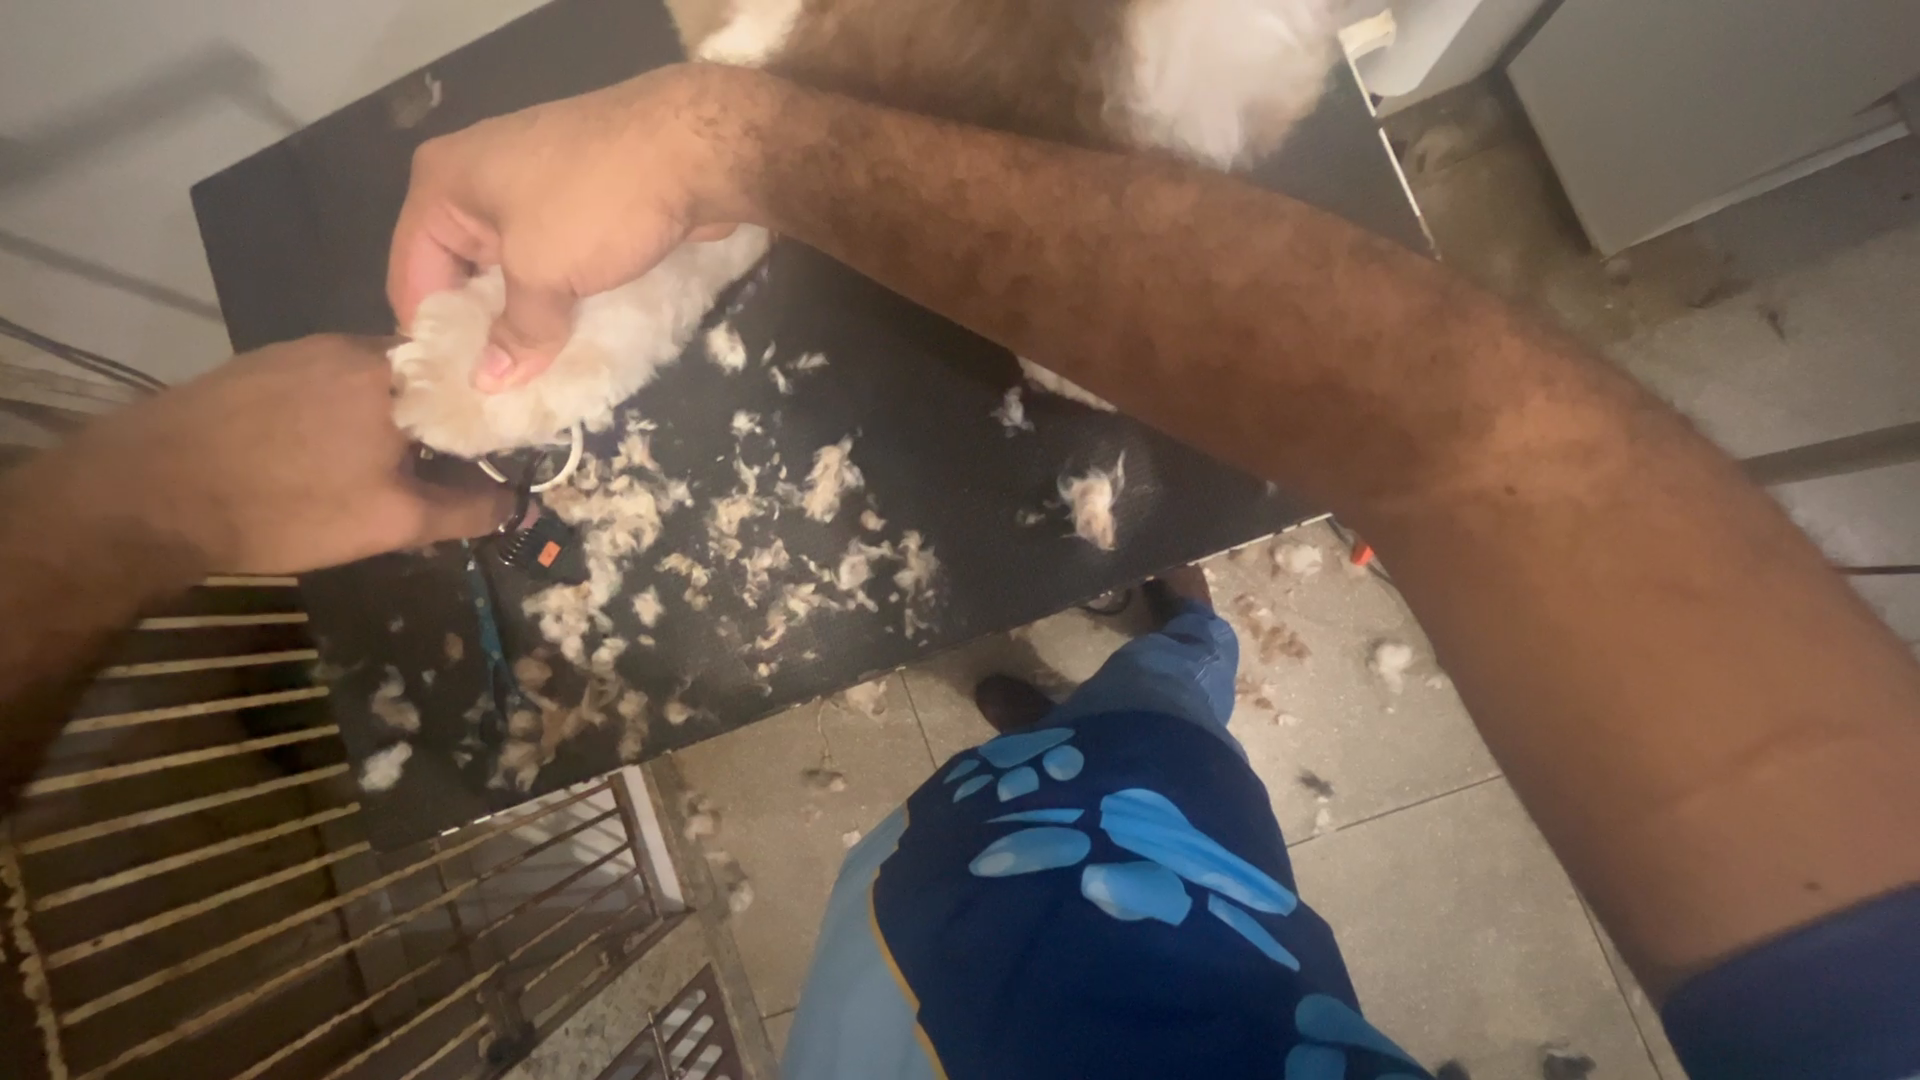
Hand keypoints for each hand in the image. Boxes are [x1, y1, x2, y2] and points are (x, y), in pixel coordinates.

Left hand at [27, 335, 512, 573]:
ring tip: (399, 464)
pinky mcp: (260, 365)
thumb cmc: (286, 506)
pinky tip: (340, 451)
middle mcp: (350, 345)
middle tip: (454, 467)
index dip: (498, 416)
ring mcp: (299, 350)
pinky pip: (337, 382)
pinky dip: (357, 411)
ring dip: (401, 416)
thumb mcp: (396, 521)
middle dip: (449, 418)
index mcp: (394, 373)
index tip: (506, 452)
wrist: (137, 499)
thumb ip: (471, 509)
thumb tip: (522, 504)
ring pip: (383, 380)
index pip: (477, 379)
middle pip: (430, 377)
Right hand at [387, 64, 754, 392]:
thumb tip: (487, 381)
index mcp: (446, 183)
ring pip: (523, 273)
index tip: (453, 387)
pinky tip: (578, 343)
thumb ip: (517, 328)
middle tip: (500, 391)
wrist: (693, 152)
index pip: (413, 270)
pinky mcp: (590, 207)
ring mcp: (541, 192)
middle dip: (485, 330)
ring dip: (533, 321)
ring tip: (539, 378)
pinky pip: (565, 266)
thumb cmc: (597, 203)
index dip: (430, 330)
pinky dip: (569, 302)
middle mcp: (484, 182)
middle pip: (467, 272)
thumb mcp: (542, 271)